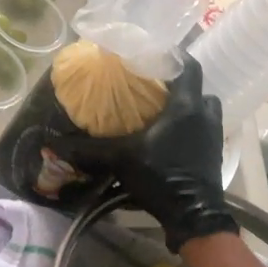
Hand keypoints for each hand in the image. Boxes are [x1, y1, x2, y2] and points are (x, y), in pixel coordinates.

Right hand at [54, 61, 236, 249]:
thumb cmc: (159, 176)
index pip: (188, 66)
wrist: (192, 215)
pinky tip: (168, 136)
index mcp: (185, 106)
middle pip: (198, 87)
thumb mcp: (119, 159)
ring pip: (204, 108)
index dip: (174, 55)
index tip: (154, 52)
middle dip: (179, 83)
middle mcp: (204, 114)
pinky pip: (203, 128)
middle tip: (154, 85)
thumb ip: (88, 148)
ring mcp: (213, 135)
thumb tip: (54, 142)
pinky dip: (189, 126)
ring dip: (187, 105)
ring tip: (161, 110)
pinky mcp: (213, 153)